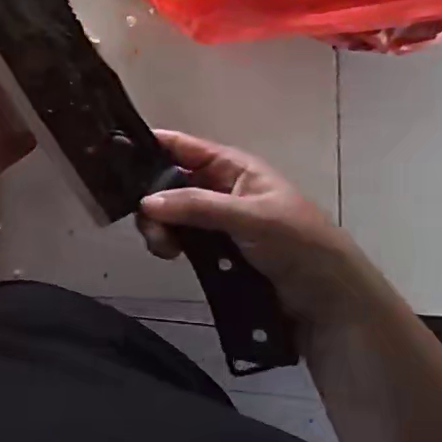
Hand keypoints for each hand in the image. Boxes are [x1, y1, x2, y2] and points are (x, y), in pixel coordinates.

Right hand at [137, 130, 373, 325]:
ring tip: (164, 249)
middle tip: (148, 224)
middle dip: (151, 200)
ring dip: (158, 227)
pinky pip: (176, 237)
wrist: (326, 296)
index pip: (183, 146)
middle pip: (167, 182)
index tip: (115, 154)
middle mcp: (218, 187)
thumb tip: (145, 203)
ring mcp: (213, 218)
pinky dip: (167, 243)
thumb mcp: (249, 217)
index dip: (152, 145)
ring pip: (167, 212)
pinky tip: (172, 256)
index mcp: (233, 167)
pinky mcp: (211, 247)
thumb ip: (197, 206)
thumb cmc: (297, 242)